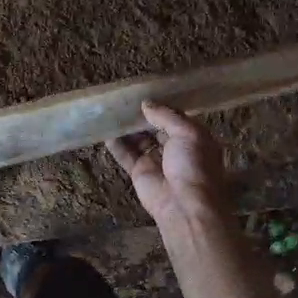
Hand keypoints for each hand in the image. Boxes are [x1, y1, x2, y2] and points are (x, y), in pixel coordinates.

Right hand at [107, 101, 230, 228]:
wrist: (184, 206)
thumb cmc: (193, 165)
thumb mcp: (188, 133)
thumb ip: (166, 116)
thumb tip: (146, 104)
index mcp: (193, 138)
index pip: (175, 118)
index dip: (161, 106)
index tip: (144, 92)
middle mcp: (174, 148)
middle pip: (155, 127)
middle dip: (141, 116)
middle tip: (124, 99)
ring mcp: (155, 160)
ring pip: (138, 139)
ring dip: (127, 127)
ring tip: (111, 110)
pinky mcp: (139, 172)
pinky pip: (125, 154)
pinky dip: (115, 143)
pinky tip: (104, 130)